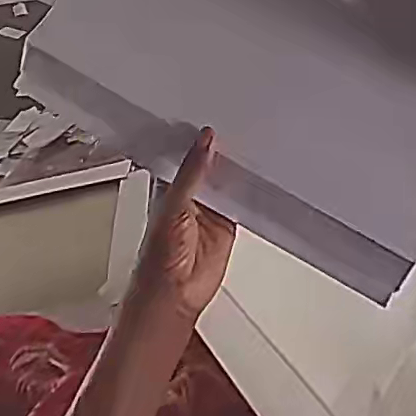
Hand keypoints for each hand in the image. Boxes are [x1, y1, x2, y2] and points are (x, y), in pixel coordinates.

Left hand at [129, 128, 236, 320]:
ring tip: (253, 146)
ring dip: (237, 169)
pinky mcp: (228, 222)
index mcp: (172, 185)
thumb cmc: (158, 258)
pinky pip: (242, 201)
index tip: (215, 119)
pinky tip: (257, 178)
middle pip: (211, 165)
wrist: (174, 296)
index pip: (189, 154)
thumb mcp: (175, 205)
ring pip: (228, 180)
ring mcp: (211, 208)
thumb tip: (205, 141)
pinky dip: (249, 191)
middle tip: (239, 127)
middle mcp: (192, 194)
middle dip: (223, 151)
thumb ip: (192, 173)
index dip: (200, 139)